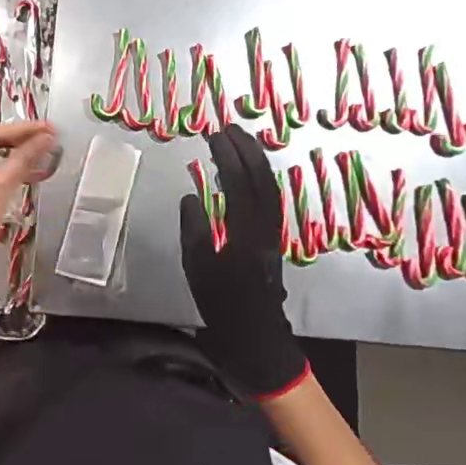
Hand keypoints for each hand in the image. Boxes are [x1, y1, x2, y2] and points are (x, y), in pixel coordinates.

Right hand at [179, 125, 308, 399]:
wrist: (255, 337)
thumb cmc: (222, 307)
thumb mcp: (198, 270)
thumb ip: (194, 231)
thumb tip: (192, 198)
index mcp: (245, 232)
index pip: (239, 182)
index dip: (227, 155)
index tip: (213, 134)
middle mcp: (265, 226)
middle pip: (261, 177)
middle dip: (246, 148)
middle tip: (229, 127)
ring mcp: (273, 232)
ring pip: (270, 186)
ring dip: (256, 160)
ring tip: (239, 142)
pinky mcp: (273, 239)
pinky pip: (270, 198)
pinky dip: (259, 179)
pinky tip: (248, 175)